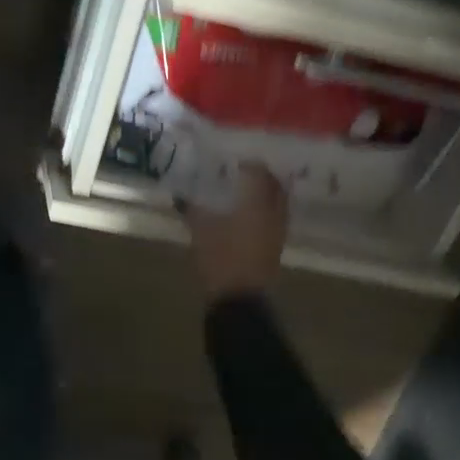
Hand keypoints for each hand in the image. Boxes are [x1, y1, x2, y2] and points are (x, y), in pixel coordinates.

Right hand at [182, 163, 288, 300]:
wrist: (239, 298)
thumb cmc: (220, 260)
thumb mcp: (201, 233)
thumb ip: (192, 211)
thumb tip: (180, 196)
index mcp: (257, 203)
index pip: (259, 173)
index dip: (250, 164)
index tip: (236, 160)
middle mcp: (274, 212)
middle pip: (276, 185)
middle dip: (264, 176)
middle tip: (247, 172)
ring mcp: (279, 230)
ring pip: (279, 202)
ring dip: (268, 193)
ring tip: (249, 191)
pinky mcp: (277, 246)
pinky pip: (276, 218)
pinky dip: (267, 210)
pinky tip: (250, 215)